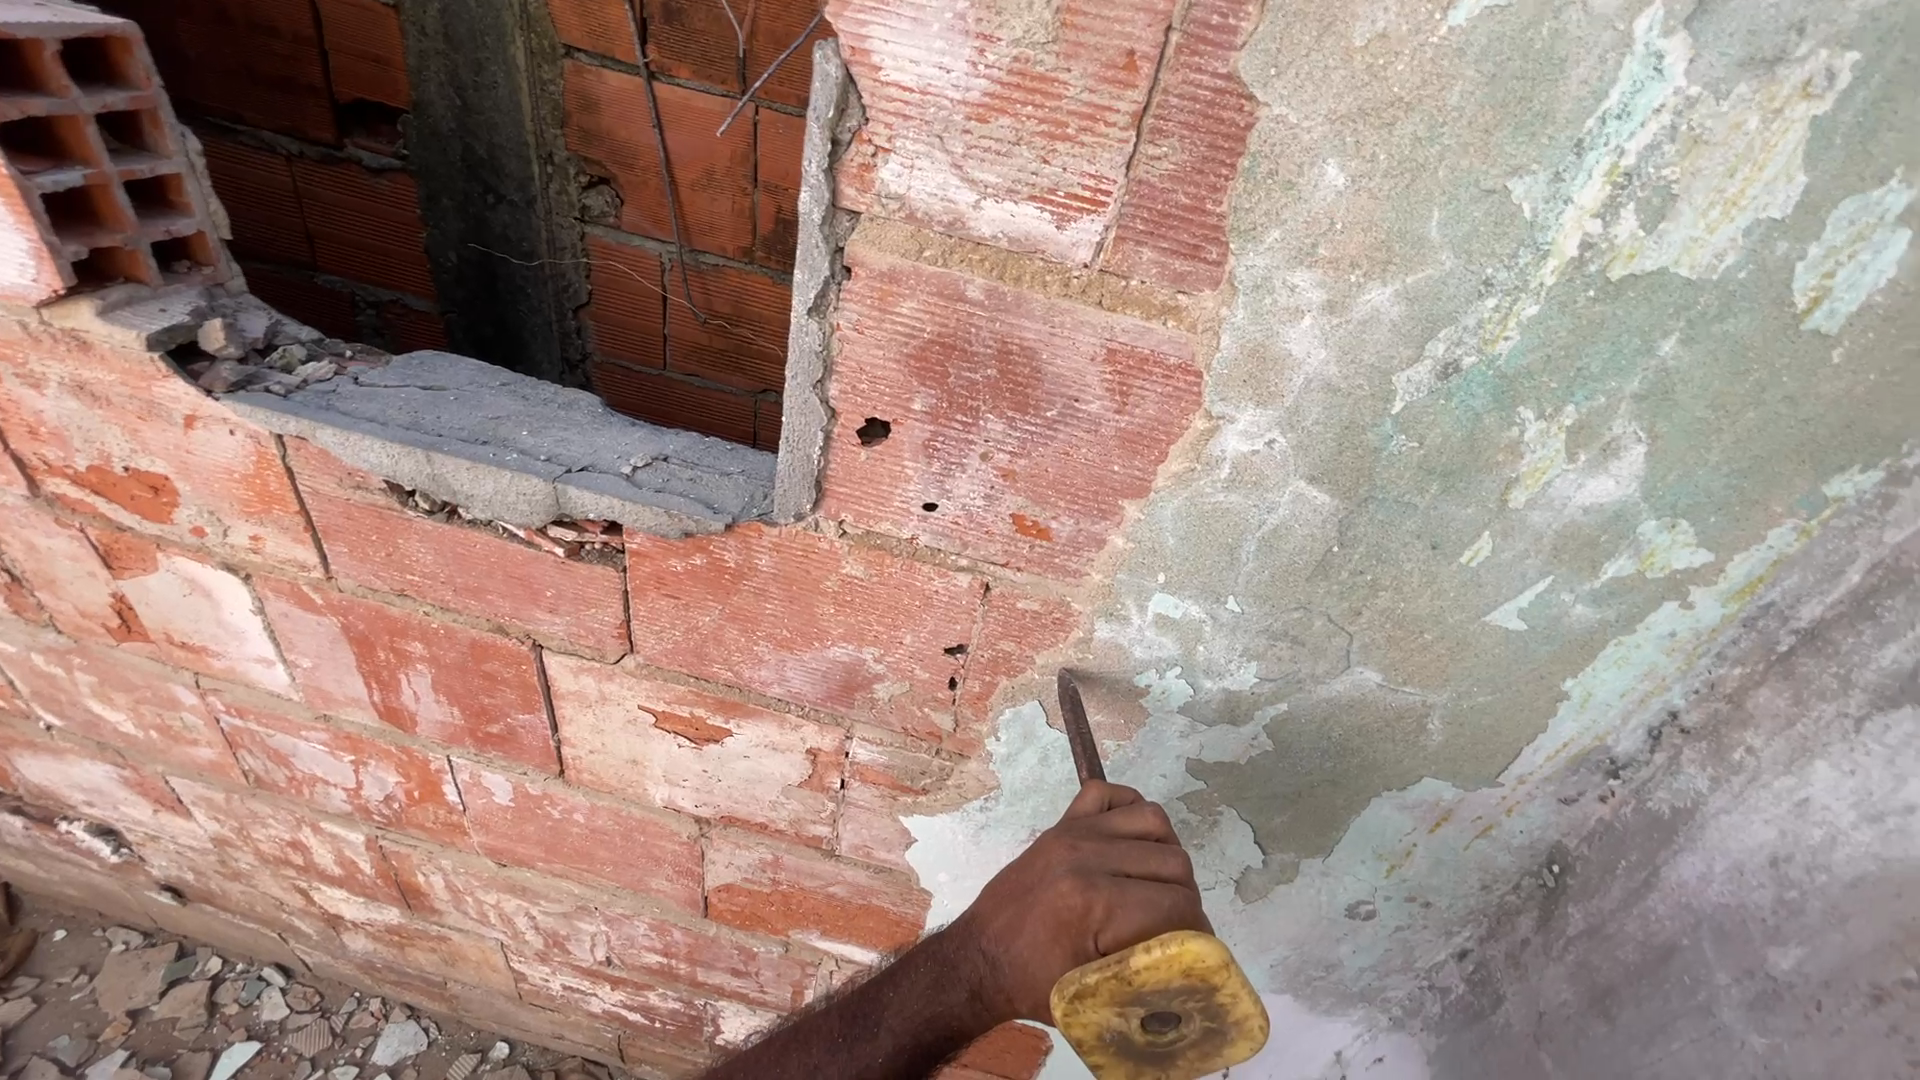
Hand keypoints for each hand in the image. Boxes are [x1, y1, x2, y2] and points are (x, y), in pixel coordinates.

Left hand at [947, 781, 1210, 1024]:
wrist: (979, 957)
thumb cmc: (1032, 983)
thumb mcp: (1095, 993)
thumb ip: (1146, 971)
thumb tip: (1197, 960)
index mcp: (1094, 901)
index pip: (1176, 904)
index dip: (1197, 932)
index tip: (1196, 951)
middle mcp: (1086, 855)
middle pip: (1173, 861)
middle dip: (1186, 898)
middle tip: (1177, 925)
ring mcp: (1072, 832)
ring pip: (1151, 819)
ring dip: (1166, 851)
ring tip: (1158, 885)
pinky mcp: (1061, 823)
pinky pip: (1106, 792)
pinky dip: (1128, 808)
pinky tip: (1132, 842)